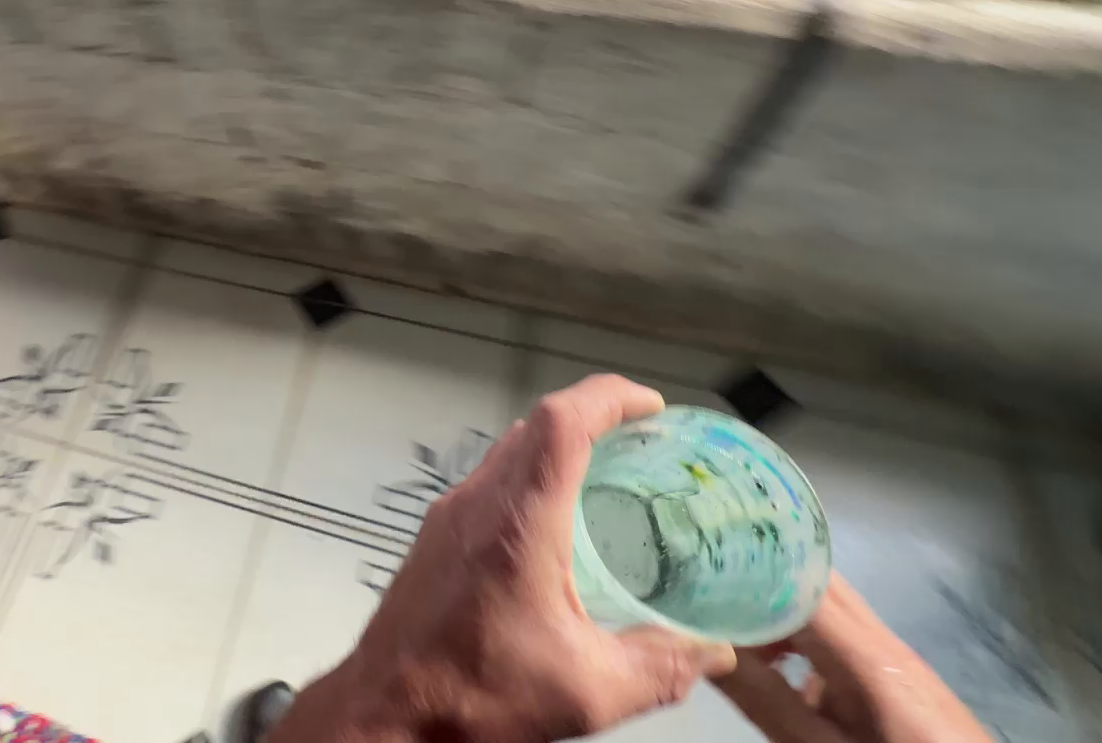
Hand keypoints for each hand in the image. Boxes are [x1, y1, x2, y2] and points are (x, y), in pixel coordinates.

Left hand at [270, 375, 736, 742]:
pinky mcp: (438, 528)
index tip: (650, 406)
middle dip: (591, 414)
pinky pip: (491, 476)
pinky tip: (554, 516)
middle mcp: (480, 498)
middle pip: (537, 424)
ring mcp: (451, 509)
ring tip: (606, 470)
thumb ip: (658, 666)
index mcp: (518, 520)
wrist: (388, 704)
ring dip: (558, 442)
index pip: (561, 422)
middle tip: (640, 437)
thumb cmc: (477, 690)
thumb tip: (713, 653)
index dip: (608, 397)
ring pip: (510, 447)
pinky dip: (530, 472)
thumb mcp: (585, 688)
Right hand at [715, 574, 994, 742]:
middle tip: (702, 577)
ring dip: (775, 605)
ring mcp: (897, 657)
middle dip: (756, 573)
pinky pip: (838, 634)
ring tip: (729, 625)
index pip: (796, 577)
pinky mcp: (899, 678)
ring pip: (823, 603)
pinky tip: (776, 669)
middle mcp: (884, 640)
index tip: (698, 555)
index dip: (745, 560)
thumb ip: (763, 696)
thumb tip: (701, 641)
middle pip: (811, 577)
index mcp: (868, 654)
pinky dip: (799, 635)